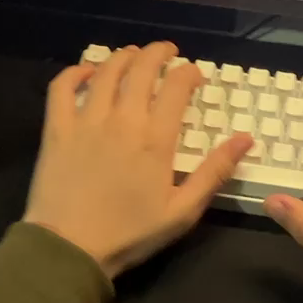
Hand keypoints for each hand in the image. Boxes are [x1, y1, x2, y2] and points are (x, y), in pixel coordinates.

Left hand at [26, 41, 251, 277]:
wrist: (68, 250)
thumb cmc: (130, 234)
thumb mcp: (183, 211)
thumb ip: (214, 172)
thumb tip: (245, 139)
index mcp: (156, 139)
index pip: (176, 86)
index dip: (189, 72)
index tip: (195, 74)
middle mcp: (123, 120)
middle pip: (142, 68)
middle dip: (159, 53)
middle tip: (168, 52)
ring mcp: (86, 121)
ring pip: (106, 71)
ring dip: (123, 56)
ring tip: (133, 55)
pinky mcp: (57, 129)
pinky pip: (63, 87)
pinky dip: (75, 72)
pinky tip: (87, 71)